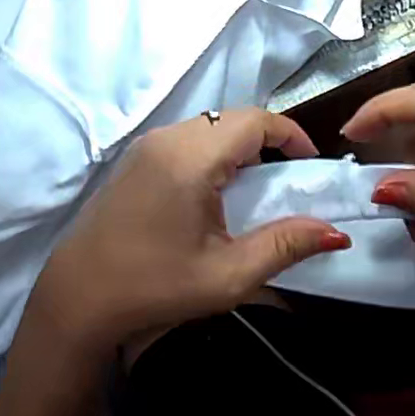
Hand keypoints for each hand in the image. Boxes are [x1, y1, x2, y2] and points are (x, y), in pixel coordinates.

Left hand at [26, 109, 351, 359]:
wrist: (79, 296)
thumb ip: (284, 246)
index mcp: (190, 158)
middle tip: (287, 180)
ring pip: (208, 126)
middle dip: (267, 141)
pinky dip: (212, 152)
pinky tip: (215, 192)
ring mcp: (146, 144)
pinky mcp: (134, 157)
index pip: (253, 120)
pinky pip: (187, 138)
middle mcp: (167, 138)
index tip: (311, 164)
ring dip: (238, 146)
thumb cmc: (155, 287)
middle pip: (231, 119)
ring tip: (256, 188)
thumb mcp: (228, 275)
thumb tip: (335, 230)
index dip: (290, 134)